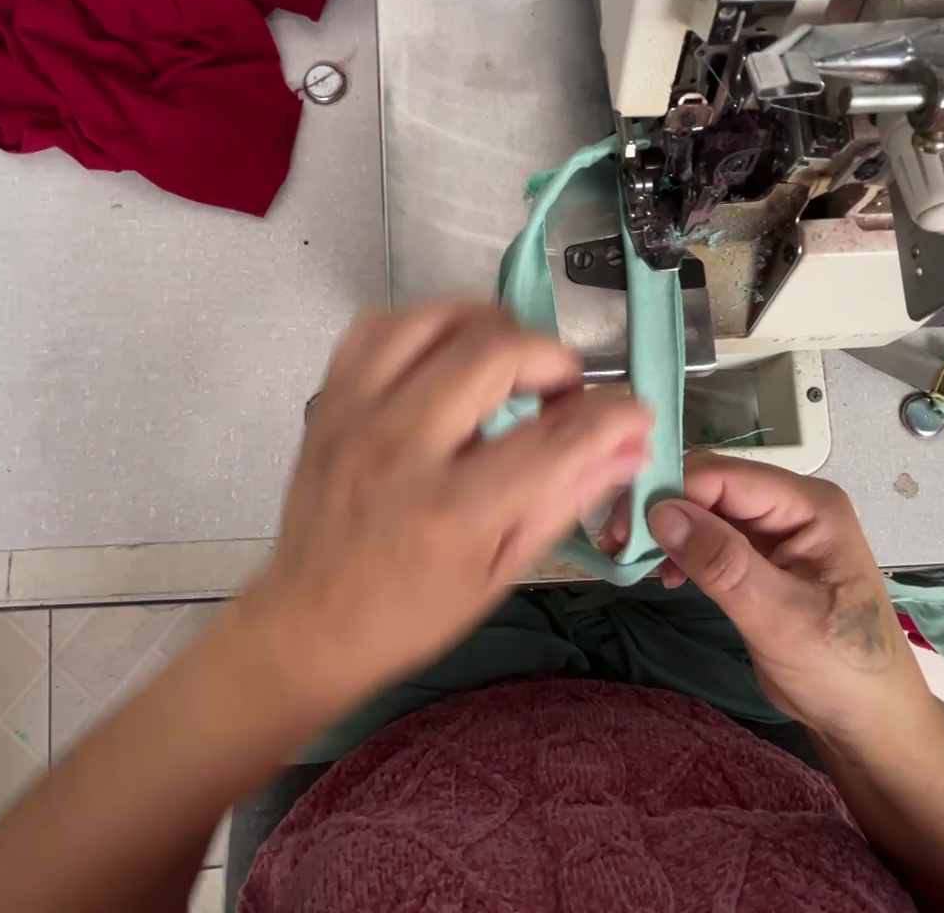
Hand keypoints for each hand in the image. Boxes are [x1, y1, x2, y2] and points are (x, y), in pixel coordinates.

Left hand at [235, 302, 653, 718]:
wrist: (309, 623)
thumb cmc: (413, 613)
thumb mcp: (502, 572)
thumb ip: (567, 498)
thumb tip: (631, 446)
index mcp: (453, 513)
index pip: (557, 439)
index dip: (614, 414)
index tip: (634, 410)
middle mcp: (401, 450)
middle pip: (495, 353)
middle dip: (552, 357)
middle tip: (562, 388)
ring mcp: (356, 415)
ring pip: (437, 320)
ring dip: (492, 327)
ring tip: (511, 360)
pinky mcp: (330, 400)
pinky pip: (380, 324)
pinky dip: (427, 323)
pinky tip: (449, 352)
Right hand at [600, 452, 932, 739]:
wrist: (868, 720)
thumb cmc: (840, 670)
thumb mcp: (780, 617)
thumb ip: (723, 562)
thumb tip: (661, 512)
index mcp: (808, 505)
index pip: (723, 476)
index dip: (670, 491)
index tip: (624, 528)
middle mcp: (789, 505)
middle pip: (708, 485)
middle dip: (660, 508)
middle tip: (618, 545)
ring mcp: (773, 529)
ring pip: (701, 509)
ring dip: (665, 530)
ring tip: (634, 564)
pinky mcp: (757, 555)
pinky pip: (707, 536)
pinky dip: (679, 550)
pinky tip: (665, 576)